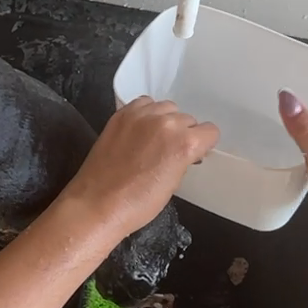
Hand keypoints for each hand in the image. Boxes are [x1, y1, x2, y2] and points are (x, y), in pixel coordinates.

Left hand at [58, 97, 218, 240]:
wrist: (98, 204)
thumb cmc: (139, 203)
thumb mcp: (174, 184)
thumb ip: (185, 159)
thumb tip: (186, 151)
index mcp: (185, 143)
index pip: (210, 131)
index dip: (203, 145)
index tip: (193, 155)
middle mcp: (166, 123)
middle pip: (188, 119)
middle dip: (183, 134)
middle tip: (168, 152)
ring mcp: (142, 115)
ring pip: (167, 108)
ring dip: (165, 121)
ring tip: (153, 140)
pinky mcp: (122, 114)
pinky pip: (145, 103)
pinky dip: (146, 114)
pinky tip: (139, 131)